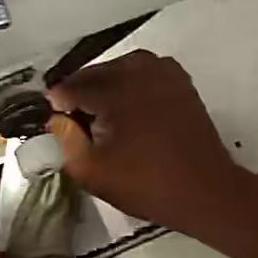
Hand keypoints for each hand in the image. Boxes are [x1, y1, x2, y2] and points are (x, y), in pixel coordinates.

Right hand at [46, 51, 257, 237]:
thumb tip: (57, 118)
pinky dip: (131, 83)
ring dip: (106, 84)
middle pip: (97, 72)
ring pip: (121, 68)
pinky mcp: (180, 82)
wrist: (204, 190)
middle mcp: (140, 71)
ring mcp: (164, 73)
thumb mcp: (92, 170)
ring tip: (99, 112)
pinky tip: (128, 105)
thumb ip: (66, 139)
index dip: (58, 102)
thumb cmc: (146, 184)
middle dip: (81, 91)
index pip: (74, 86)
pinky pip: (145, 72)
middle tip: (72, 117)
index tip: (52, 117)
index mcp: (116, 90)